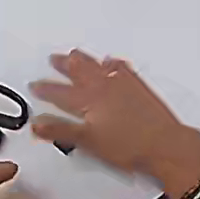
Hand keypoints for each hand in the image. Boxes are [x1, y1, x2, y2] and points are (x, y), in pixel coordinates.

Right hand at [31, 50, 199, 198]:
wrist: (164, 145)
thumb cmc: (131, 145)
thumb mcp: (88, 142)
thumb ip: (61, 131)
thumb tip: (38, 125)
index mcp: (88, 99)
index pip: (59, 92)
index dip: (45, 90)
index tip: (35, 86)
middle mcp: (104, 87)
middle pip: (78, 70)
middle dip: (63, 65)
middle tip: (53, 59)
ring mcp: (123, 85)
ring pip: (97, 65)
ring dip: (84, 59)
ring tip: (75, 54)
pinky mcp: (139, 88)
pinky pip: (121, 68)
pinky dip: (112, 64)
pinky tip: (112, 62)